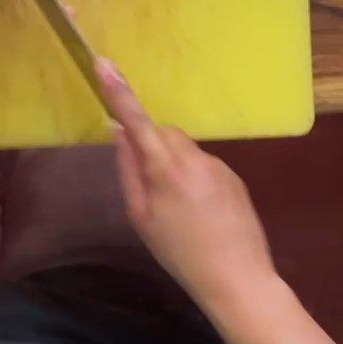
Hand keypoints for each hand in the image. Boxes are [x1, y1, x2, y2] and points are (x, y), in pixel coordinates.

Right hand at [99, 60, 279, 311]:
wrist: (239, 280)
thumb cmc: (179, 252)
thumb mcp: (140, 217)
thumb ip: (128, 171)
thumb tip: (119, 134)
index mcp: (165, 169)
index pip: (136, 120)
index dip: (117, 91)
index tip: (102, 63)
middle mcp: (193, 157)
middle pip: (161, 131)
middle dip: (149, 144)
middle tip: (147, 185)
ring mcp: (217, 164)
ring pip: (181, 147)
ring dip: (171, 162)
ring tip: (177, 206)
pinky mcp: (233, 175)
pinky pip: (201, 162)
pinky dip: (191, 175)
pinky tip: (198, 210)